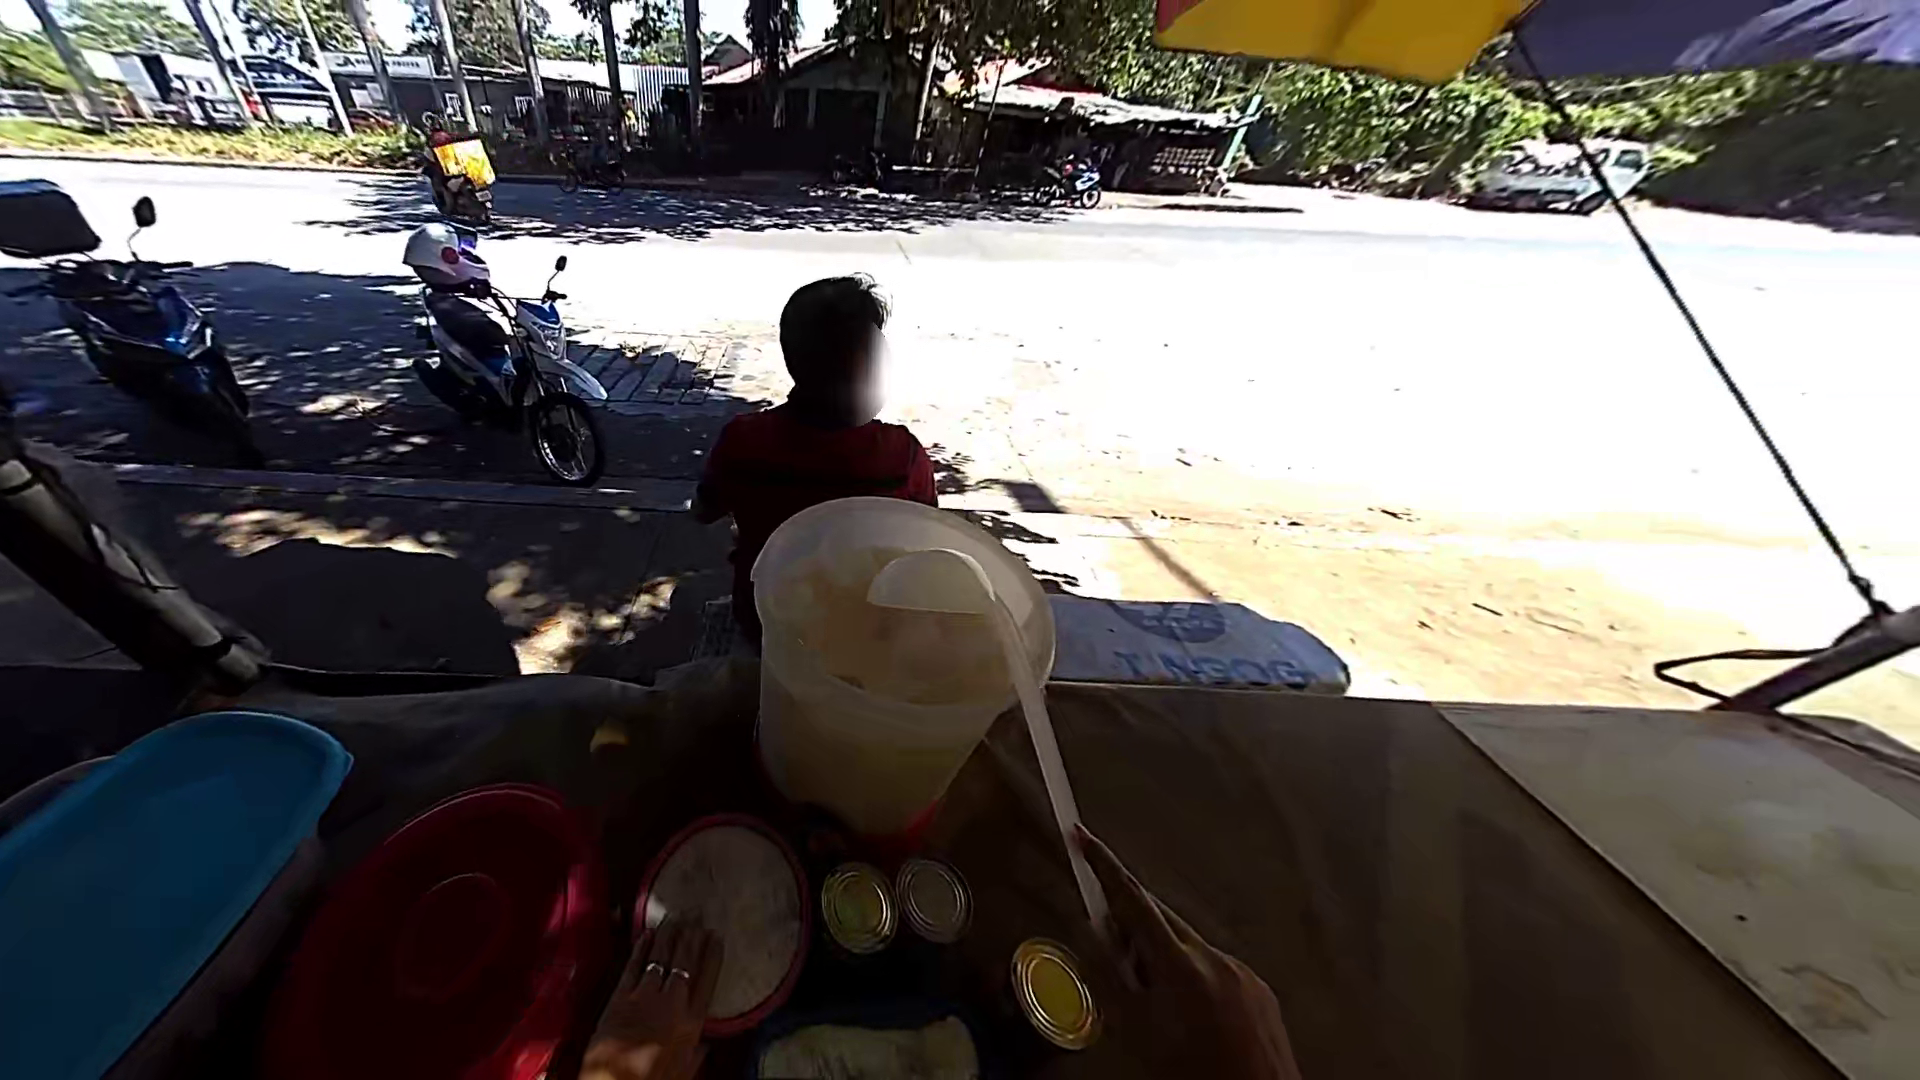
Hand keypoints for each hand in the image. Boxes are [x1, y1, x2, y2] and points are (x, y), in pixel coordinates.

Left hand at [582, 918, 723, 1079]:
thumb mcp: (683, 1074)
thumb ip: (697, 1053)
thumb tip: (707, 1042)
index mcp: (692, 1021)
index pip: (708, 975)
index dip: (713, 952)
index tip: (716, 933)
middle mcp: (672, 1003)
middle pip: (686, 959)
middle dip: (693, 933)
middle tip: (697, 912)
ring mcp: (644, 999)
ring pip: (661, 956)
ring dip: (670, 933)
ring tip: (676, 915)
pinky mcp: (618, 1002)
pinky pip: (633, 967)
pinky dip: (640, 948)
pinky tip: (647, 933)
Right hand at [1075, 824, 1301, 1079]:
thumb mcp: (1133, 1031)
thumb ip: (1106, 974)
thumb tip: (1090, 931)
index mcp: (1180, 967)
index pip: (1131, 897)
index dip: (1102, 863)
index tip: (1082, 836)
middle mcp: (1215, 960)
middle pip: (1158, 917)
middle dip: (1133, 928)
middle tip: (1120, 961)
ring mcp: (1242, 973)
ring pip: (1185, 942)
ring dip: (1164, 958)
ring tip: (1161, 1006)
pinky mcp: (1260, 989)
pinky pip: (1215, 965)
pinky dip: (1195, 977)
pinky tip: (1191, 1013)